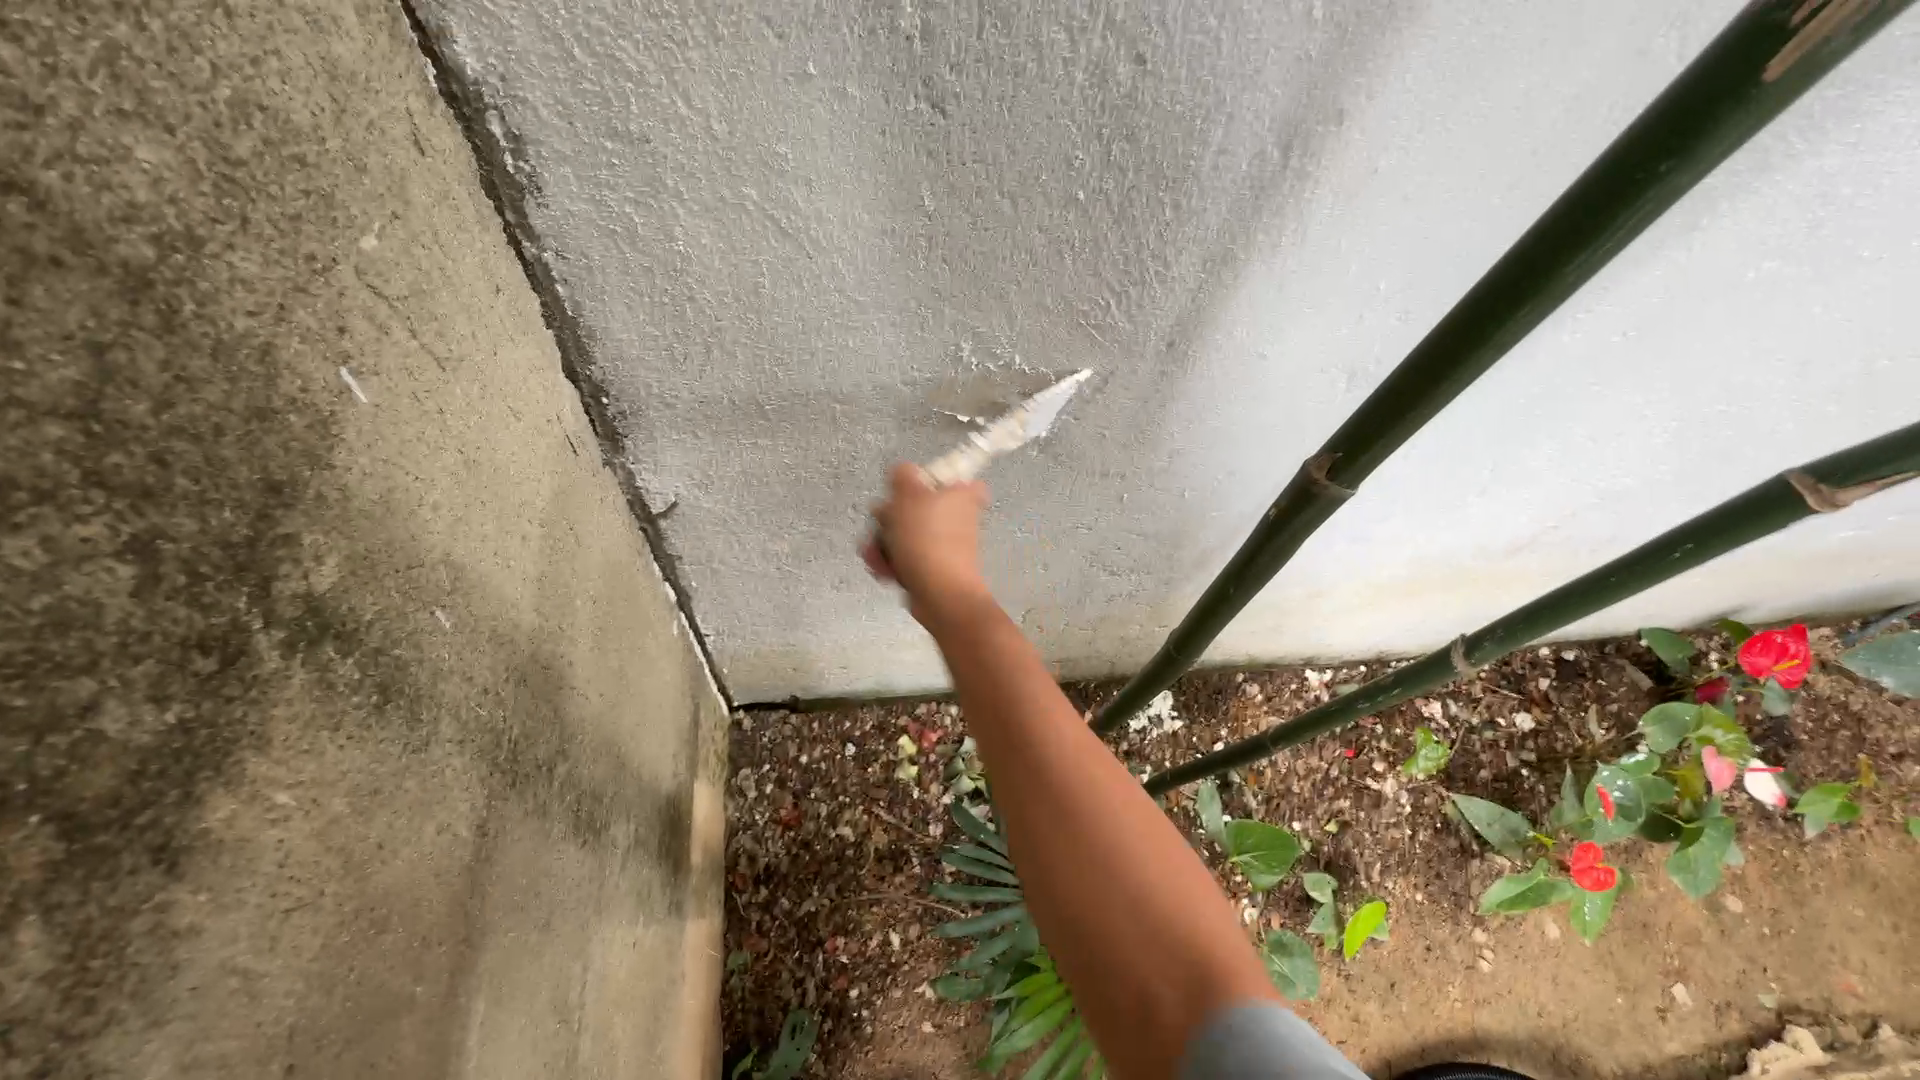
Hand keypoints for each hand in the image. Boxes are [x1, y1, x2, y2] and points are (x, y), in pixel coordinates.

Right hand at [862, 463, 993, 626]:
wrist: (940, 593)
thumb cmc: (926, 539)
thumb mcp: (908, 496)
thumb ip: (903, 474)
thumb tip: (905, 471)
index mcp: (961, 493)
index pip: (954, 476)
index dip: (929, 481)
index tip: (910, 491)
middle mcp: (958, 517)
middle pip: (917, 506)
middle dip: (889, 517)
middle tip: (882, 524)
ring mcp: (946, 544)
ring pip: (907, 533)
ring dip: (884, 542)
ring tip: (874, 553)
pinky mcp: (934, 567)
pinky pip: (907, 557)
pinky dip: (892, 561)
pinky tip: (880, 568)